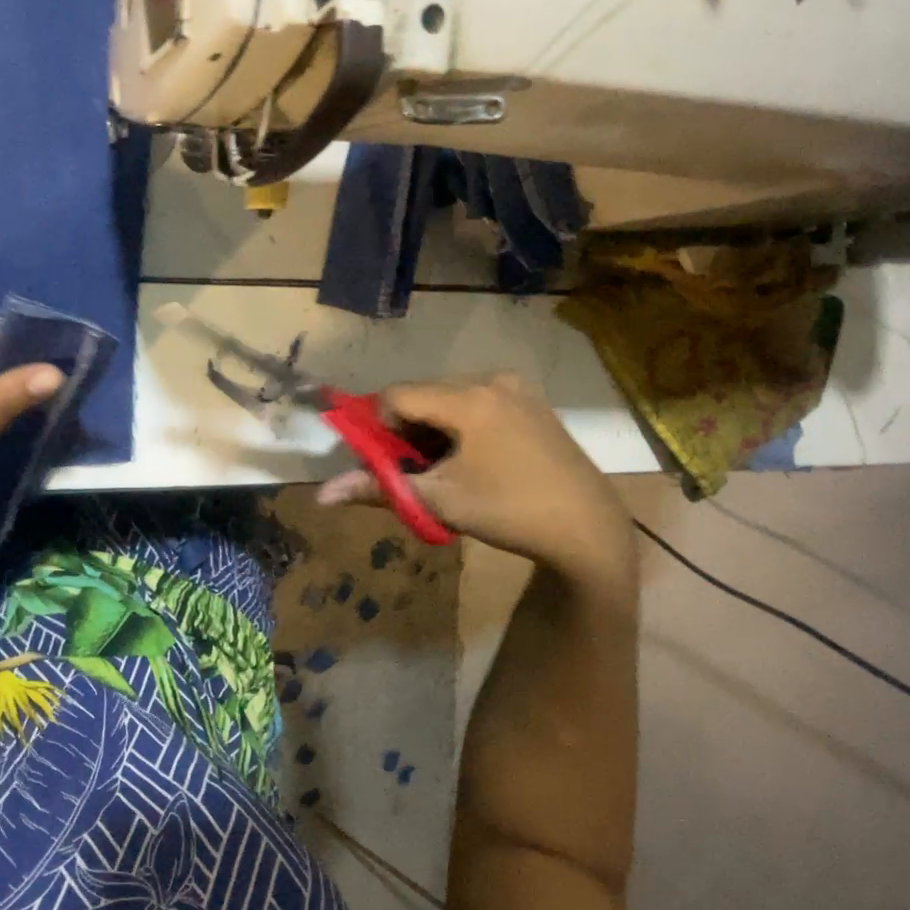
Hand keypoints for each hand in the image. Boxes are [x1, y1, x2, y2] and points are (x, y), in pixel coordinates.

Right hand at [318, 375, 631, 575]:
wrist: (588, 528)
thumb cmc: (509, 511)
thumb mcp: (439, 501)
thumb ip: (378, 489)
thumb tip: (321, 495)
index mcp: (469, 399)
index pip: (396, 395)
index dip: (378, 427)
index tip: (386, 462)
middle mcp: (492, 381)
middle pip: (422, 394)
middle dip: (405, 430)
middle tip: (410, 470)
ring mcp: (517, 389)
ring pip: (448, 398)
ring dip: (431, 428)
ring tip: (441, 468)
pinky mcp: (532, 403)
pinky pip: (476, 403)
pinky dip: (459, 426)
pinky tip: (470, 460)